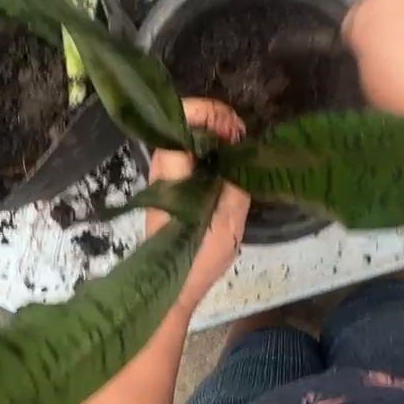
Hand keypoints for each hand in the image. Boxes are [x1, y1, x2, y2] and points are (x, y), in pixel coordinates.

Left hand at [146, 99, 251, 313]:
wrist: (171, 289)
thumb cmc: (198, 259)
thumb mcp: (227, 222)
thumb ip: (235, 183)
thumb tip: (241, 156)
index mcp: (172, 173)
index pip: (182, 120)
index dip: (211, 114)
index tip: (235, 131)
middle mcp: (162, 170)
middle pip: (183, 126)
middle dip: (215, 122)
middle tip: (241, 138)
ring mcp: (163, 179)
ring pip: (186, 141)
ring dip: (212, 138)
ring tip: (238, 149)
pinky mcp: (170, 190)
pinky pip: (188, 158)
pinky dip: (208, 154)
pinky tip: (227, 167)